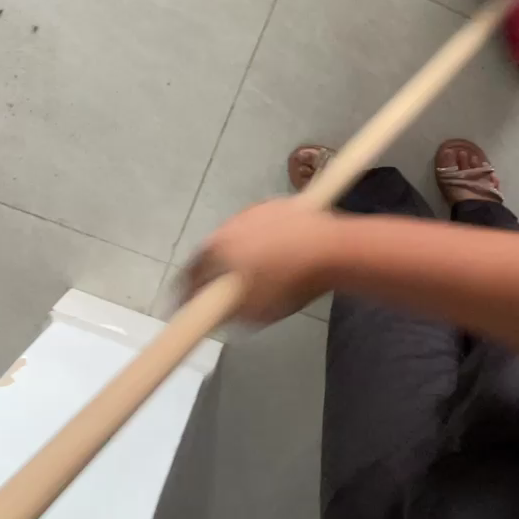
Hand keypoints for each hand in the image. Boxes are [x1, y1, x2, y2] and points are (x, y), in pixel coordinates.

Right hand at [185, 197, 343, 322]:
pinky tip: (276, 252)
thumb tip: (211, 313)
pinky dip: (261, 239)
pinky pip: (259, 225)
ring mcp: (252, 211)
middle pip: (211, 252)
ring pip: (235, 236)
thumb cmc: (290, 284)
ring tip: (255, 269)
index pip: (189, 275)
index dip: (186, 292)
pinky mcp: (275, 204)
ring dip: (238, 252)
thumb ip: (224, 313)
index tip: (188, 304)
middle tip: (223, 287)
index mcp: (216, 251)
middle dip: (214, 270)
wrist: (332, 248)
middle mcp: (228, 227)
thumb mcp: (254, 312)